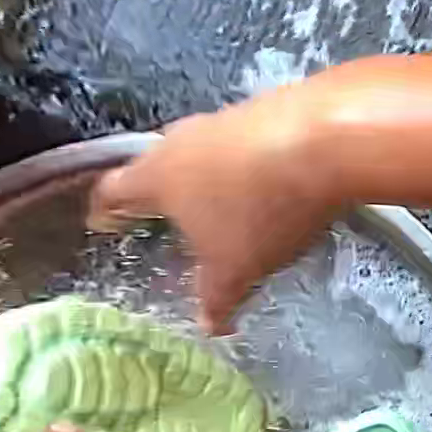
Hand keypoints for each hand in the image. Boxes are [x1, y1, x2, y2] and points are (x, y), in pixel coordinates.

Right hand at [91, 95, 337, 330]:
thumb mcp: (237, 268)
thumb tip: (210, 325)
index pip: (113, 191)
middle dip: (169, 189)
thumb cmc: (263, 211)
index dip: (107, 210)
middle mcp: (184, 137)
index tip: (104, 221)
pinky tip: (283, 176)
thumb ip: (217, 296)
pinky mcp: (275, 106)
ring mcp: (230, 116)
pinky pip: (258, 138)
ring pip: (211, 148)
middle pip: (162, 163)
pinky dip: (262, 159)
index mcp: (157, 174)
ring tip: (233, 199)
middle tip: (176, 213)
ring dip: (218, 173)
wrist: (327, 140)